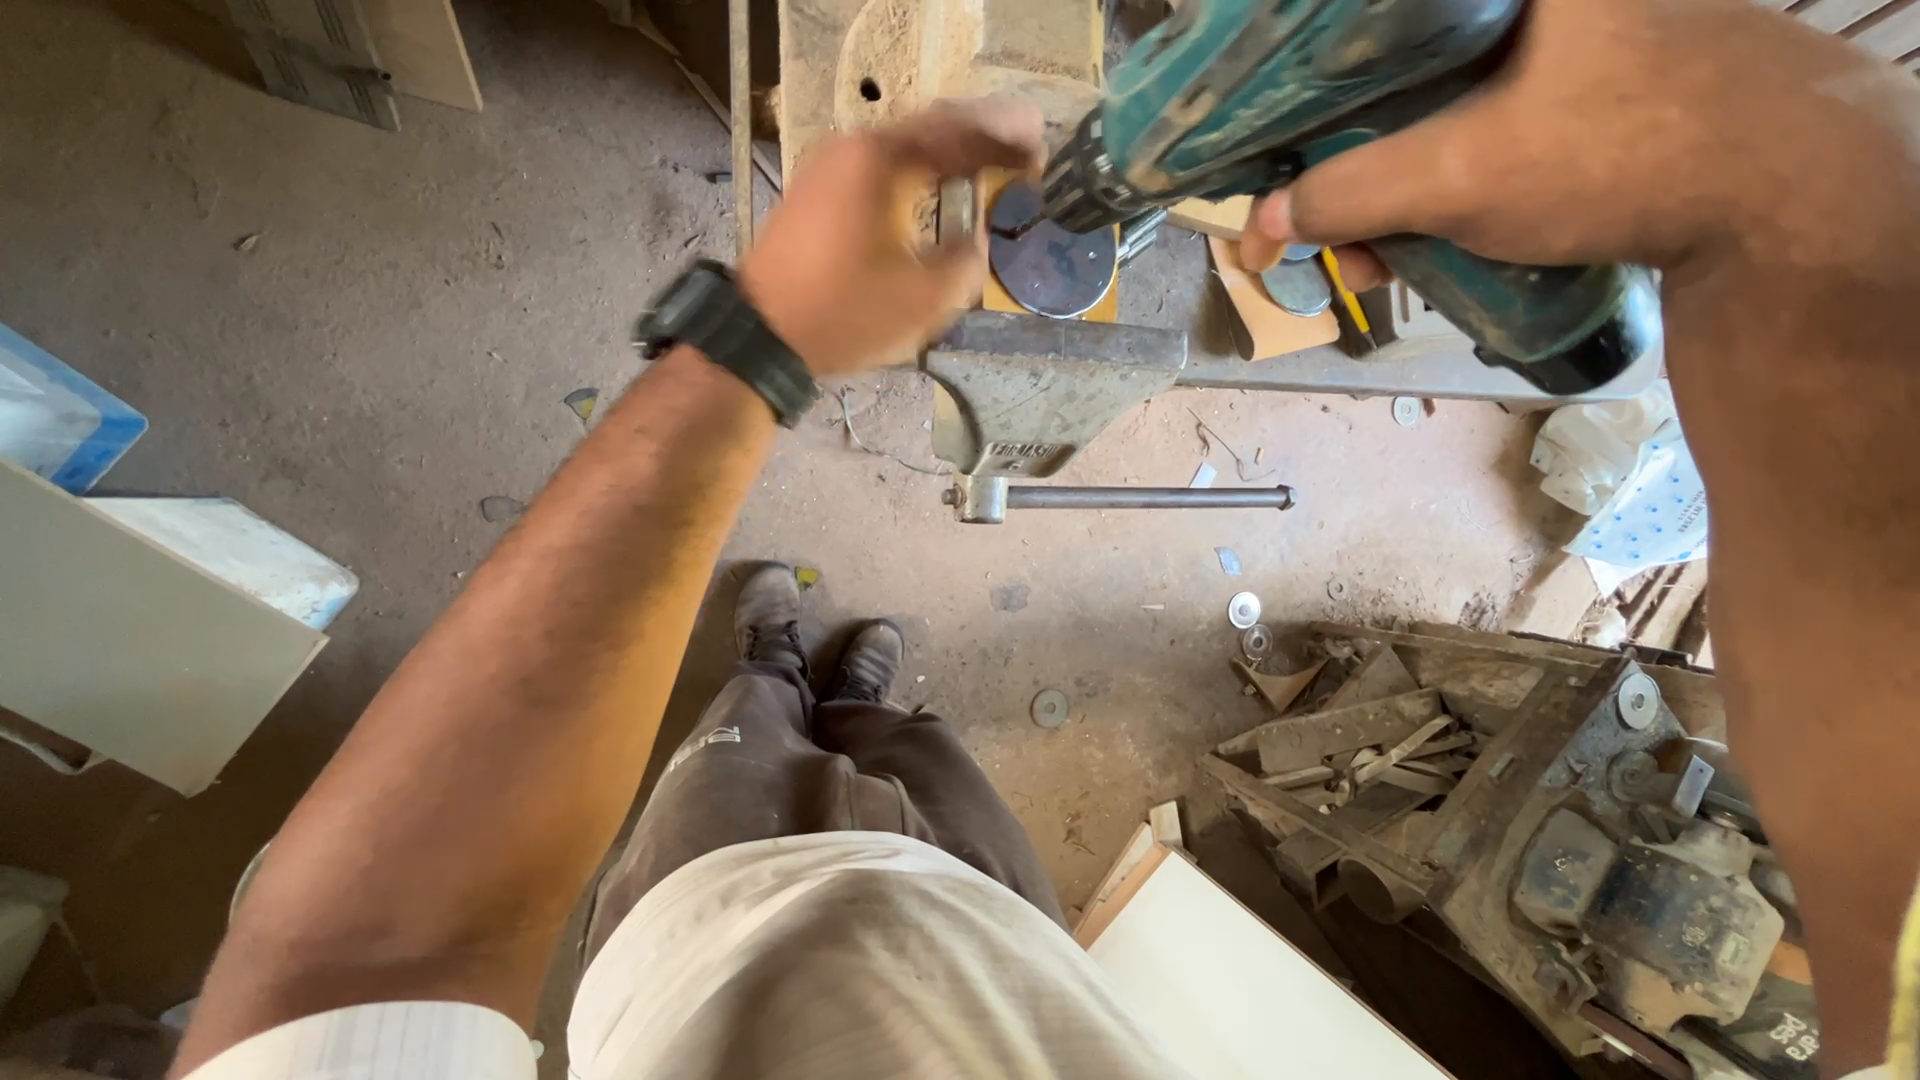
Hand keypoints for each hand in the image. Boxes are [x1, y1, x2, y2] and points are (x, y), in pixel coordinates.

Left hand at [740, 99, 1044, 375]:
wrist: (762, 334)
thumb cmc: (844, 315)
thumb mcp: (923, 300)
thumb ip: (966, 262)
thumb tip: (976, 240)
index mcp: (884, 163)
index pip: (960, 134)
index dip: (1006, 142)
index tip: (1039, 153)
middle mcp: (854, 148)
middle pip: (930, 127)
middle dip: (980, 136)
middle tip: (1021, 146)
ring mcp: (829, 165)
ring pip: (902, 144)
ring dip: (946, 152)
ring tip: (986, 163)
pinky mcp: (817, 191)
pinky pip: (879, 164)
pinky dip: (915, 170)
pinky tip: (933, 187)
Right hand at [1241, 0, 1919, 278]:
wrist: (1781, 197)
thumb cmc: (1618, 152)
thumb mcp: (1459, 173)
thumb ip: (1348, 194)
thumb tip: (1262, 225)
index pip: (1356, 24)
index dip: (1295, 77)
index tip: (1259, 128)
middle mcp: (1514, 5)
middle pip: (1381, 77)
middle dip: (1331, 162)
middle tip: (1300, 219)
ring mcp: (1543, 47)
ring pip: (1418, 117)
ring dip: (1372, 194)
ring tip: (1357, 260)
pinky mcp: (1560, 95)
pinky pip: (1459, 139)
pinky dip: (1421, 197)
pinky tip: (1404, 250)